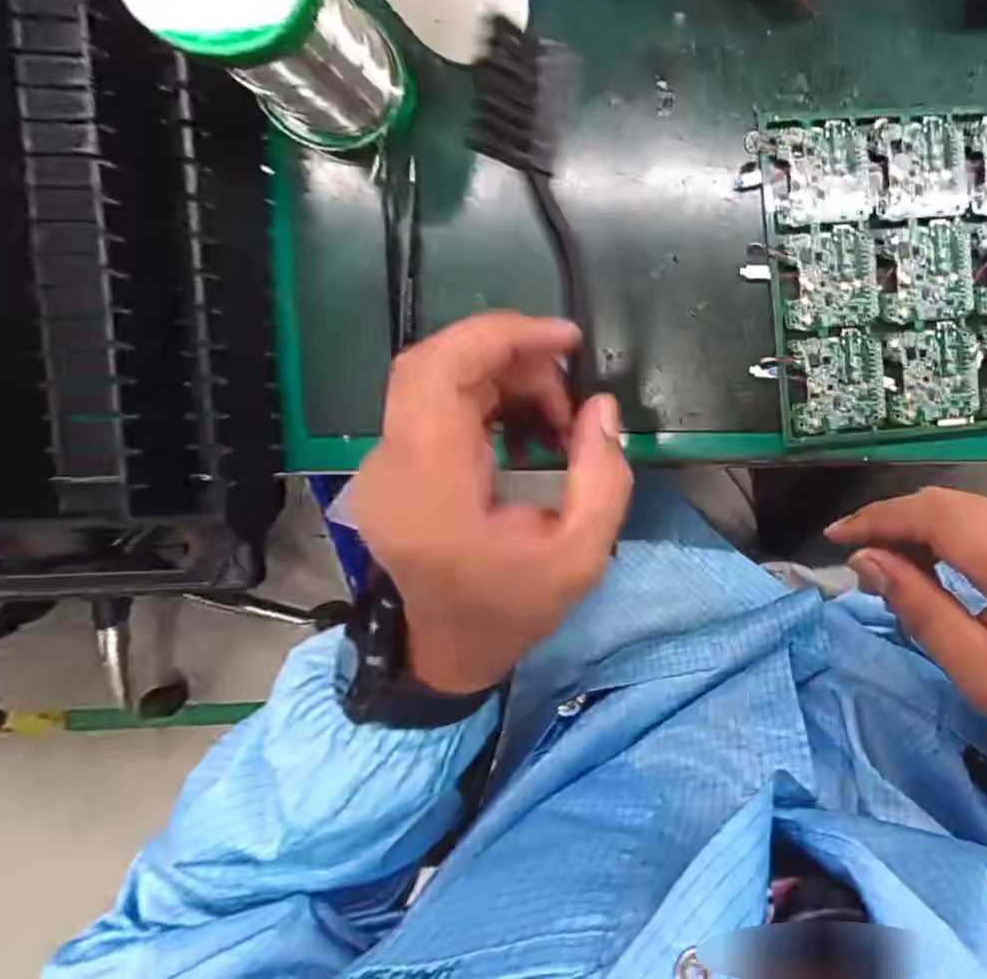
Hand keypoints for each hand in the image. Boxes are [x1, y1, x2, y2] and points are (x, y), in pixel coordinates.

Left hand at [350, 313, 631, 693]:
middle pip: (433, 363)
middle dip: (509, 354)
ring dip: (502, 377)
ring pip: (435, 376)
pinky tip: (524, 425)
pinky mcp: (393, 464)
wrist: (448, 650)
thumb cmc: (512, 610)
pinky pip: (434, 401)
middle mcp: (391, 468)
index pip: (437, 374)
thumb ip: (603, 478)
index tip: (563, 339)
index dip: (499, 336)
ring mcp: (383, 465)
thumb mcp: (582, 558)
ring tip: (554, 417)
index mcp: (430, 492)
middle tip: (566, 385)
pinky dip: (485, 395)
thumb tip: (600, 407)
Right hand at [826, 488, 986, 776]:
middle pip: (948, 504)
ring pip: (960, 505)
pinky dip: (941, 530)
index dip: (882, 519)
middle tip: (856, 554)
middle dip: (891, 521)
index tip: (837, 537)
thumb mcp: (980, 676)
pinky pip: (980, 514)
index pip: (942, 518)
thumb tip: (865, 559)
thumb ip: (921, 610)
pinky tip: (925, 558)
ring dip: (914, 526)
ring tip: (886, 562)